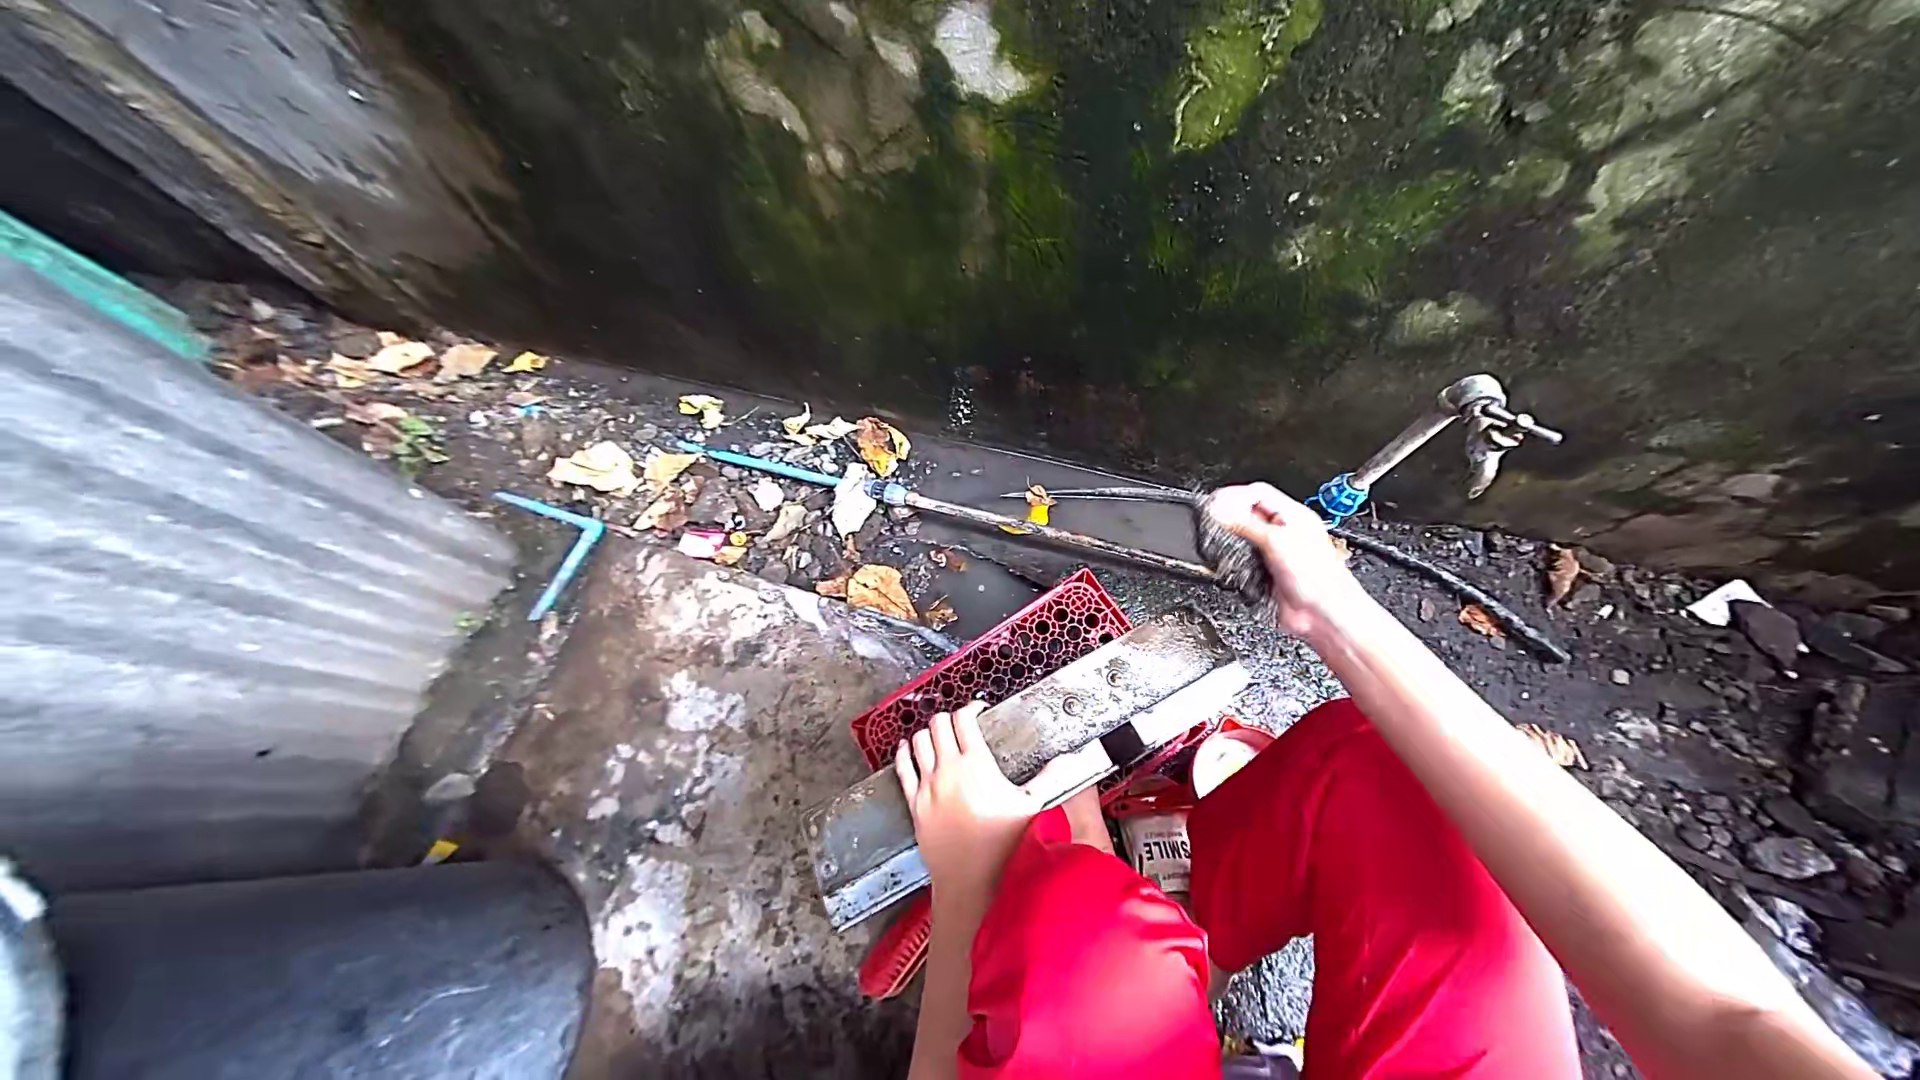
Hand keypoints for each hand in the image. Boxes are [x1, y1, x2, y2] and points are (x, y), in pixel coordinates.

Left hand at [895, 703, 1038, 907]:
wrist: (970, 880)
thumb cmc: (1002, 846)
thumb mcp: (1031, 806)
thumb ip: (1050, 778)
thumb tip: (1069, 761)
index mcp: (975, 763)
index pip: (964, 718)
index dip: (971, 708)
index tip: (978, 711)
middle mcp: (948, 769)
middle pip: (939, 723)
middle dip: (949, 717)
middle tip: (959, 722)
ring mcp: (928, 785)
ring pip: (919, 740)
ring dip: (928, 732)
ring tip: (937, 733)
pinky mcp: (915, 802)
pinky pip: (902, 767)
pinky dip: (904, 752)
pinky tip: (908, 747)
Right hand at [1207, 482, 1368, 639]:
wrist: (1321, 614)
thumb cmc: (1317, 579)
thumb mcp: (1275, 541)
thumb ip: (1246, 524)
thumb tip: (1220, 511)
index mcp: (1293, 516)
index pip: (1258, 493)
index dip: (1234, 495)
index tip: (1215, 504)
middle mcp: (1284, 532)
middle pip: (1249, 513)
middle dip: (1230, 516)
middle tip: (1213, 520)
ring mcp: (1274, 552)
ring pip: (1244, 537)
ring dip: (1231, 538)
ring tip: (1219, 538)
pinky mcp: (1265, 572)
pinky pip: (1243, 559)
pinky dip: (1233, 559)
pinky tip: (1229, 559)